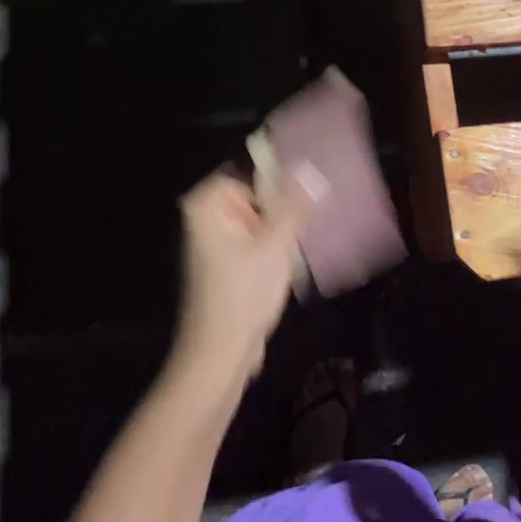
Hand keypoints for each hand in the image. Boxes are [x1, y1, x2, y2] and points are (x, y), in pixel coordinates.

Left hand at [174, 165, 321, 379]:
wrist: (219, 354)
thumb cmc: (243, 295)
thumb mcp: (275, 246)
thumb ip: (293, 205)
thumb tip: (310, 167)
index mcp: (207, 205)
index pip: (248, 169)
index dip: (278, 176)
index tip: (309, 183)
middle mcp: (205, 217)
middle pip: (253, 192)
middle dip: (283, 201)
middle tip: (315, 210)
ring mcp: (214, 242)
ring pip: (257, 217)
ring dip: (283, 224)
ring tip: (313, 227)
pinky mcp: (226, 263)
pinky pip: (255, 238)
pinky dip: (274, 242)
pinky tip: (297, 253)